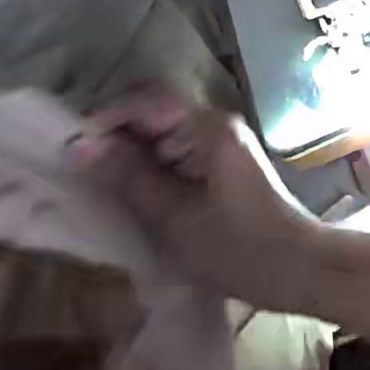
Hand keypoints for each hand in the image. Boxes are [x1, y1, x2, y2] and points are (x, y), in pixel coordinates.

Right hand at [74, 90, 319, 310]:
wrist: (300, 267)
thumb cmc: (239, 248)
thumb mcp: (176, 218)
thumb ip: (131, 177)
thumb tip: (82, 144)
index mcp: (207, 127)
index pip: (146, 102)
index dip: (106, 119)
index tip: (70, 148)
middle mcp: (213, 121)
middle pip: (152, 108)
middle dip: (114, 130)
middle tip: (78, 163)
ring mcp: (218, 137)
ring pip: (160, 127)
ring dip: (128, 146)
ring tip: (94, 174)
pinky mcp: (218, 157)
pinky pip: (174, 145)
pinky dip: (148, 160)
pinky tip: (128, 183)